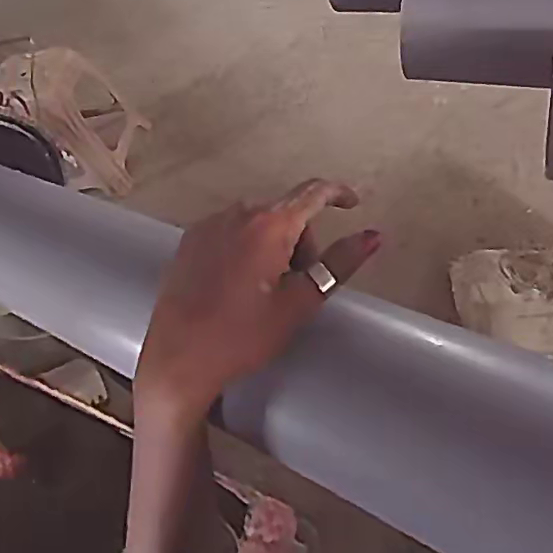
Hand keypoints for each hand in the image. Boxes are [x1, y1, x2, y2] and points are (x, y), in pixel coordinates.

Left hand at [135, 179, 381, 419]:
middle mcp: (238, 213)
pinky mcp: (190, 239)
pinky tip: (239, 285)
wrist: (178, 360)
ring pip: (259, 223)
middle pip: (287, 214)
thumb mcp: (300, 302)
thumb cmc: (244, 335)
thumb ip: (340, 262)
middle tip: (296, 287)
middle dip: (302, 242)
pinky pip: (233, 230)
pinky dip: (247, 247)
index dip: (338, 194)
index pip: (314, 192)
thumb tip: (374, 235)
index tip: (352, 204)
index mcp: (269, 225)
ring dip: (274, 246)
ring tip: (265, 292)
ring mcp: (210, 224)